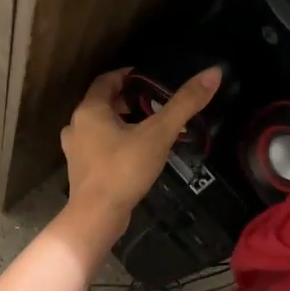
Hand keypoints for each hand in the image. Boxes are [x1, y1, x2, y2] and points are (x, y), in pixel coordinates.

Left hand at [61, 66, 221, 232]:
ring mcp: (76, 150)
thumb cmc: (124, 170)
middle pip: (104, 103)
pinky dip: (118, 143)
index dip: (128, 75)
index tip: (150, 77)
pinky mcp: (82, 171)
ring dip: (124, 123)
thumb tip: (213, 73)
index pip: (107, 80)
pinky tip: (138, 154)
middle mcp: (77, 126)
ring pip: (101, 127)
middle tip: (157, 103)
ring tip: (152, 128)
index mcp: (89, 110)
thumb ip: (184, 104)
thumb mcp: (158, 134)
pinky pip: (100, 147)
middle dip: (130, 101)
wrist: (96, 217)